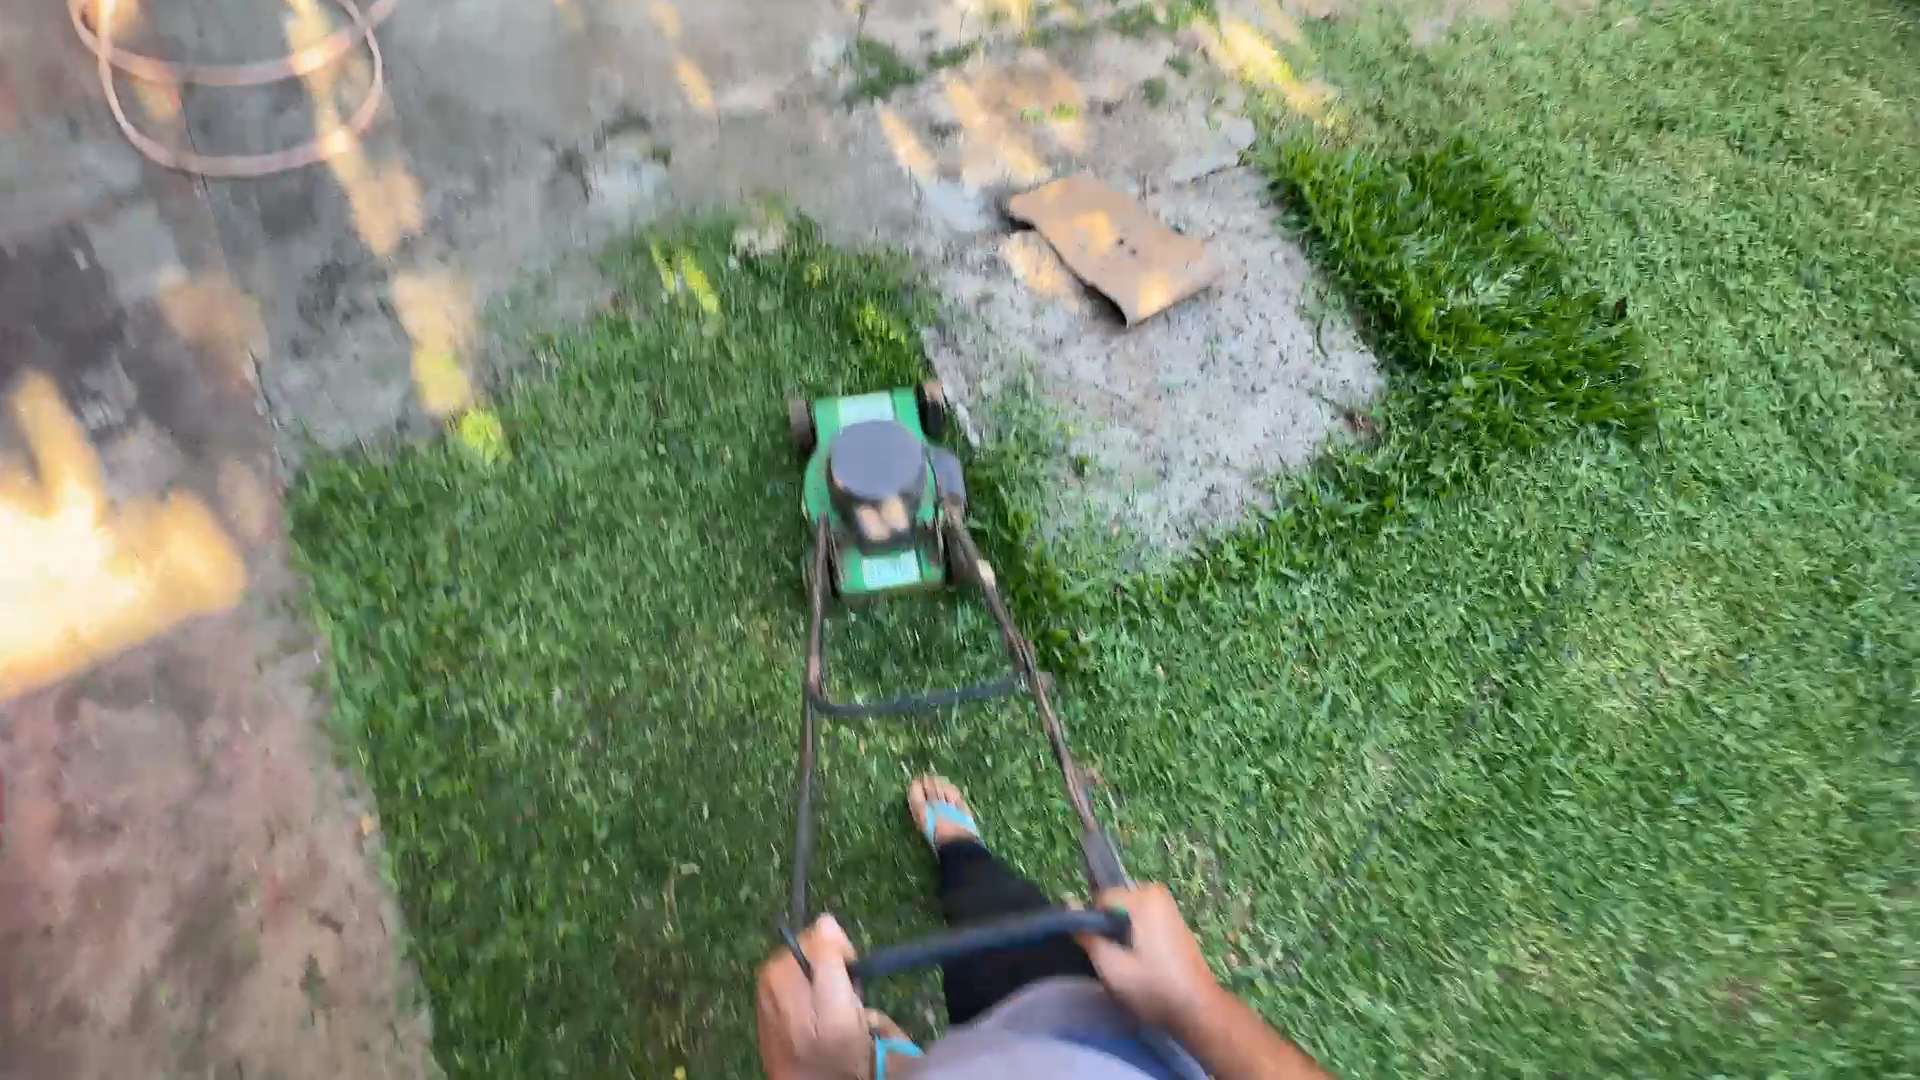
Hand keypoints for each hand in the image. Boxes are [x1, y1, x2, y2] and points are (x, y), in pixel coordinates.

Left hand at [756, 916, 871, 1079]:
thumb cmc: (827, 1049)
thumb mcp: (836, 999)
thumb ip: (828, 953)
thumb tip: (825, 919)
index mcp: (778, 966)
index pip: (820, 933)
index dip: (841, 953)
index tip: (848, 980)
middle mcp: (769, 974)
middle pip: (816, 951)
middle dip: (836, 970)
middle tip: (843, 1001)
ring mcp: (770, 994)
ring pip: (814, 969)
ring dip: (830, 986)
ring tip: (835, 1015)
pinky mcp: (776, 1011)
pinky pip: (806, 988)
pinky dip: (819, 1000)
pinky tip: (823, 1022)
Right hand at [1078, 884, 1223, 1030]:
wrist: (1199, 1011)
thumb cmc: (1154, 988)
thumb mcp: (1112, 967)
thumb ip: (1088, 935)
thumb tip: (1068, 902)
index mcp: (1143, 898)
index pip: (1102, 899)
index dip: (1096, 925)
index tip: (1101, 951)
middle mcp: (1156, 893)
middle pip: (1116, 905)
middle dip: (1111, 929)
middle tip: (1117, 960)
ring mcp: (1168, 906)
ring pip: (1128, 913)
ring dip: (1124, 934)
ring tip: (1131, 963)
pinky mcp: (1174, 920)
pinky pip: (1143, 919)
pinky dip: (1138, 935)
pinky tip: (1144, 962)